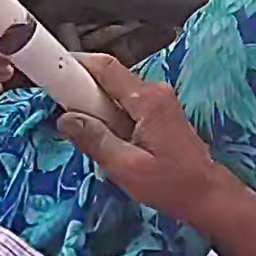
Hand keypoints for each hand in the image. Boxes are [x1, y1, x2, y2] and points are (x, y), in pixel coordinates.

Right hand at [55, 54, 239, 224]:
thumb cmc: (170, 184)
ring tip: (87, 135)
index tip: (50, 69)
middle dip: (82, 91)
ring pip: (115, 90)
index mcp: (148, 99)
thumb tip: (65, 118)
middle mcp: (155, 90)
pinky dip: (109, 113)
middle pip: (108, 77)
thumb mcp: (126, 168)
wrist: (206, 192)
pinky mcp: (159, 109)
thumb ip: (95, 140)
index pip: (106, 67)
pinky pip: (125, 102)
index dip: (75, 63)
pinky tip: (107, 138)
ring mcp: (159, 98)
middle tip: (63, 114)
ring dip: (96, 106)